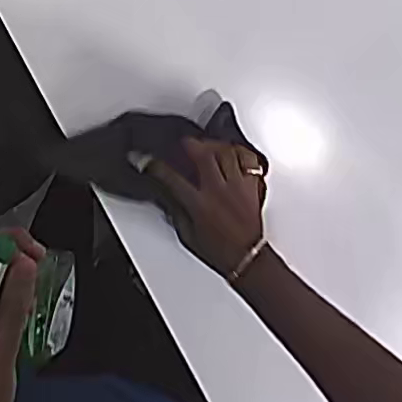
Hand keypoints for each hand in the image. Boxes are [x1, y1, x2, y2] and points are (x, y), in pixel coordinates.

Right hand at [147, 136, 266, 277]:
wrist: (247, 259)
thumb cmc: (220, 251)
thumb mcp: (188, 235)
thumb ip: (178, 211)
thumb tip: (168, 195)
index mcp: (199, 205)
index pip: (172, 178)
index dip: (156, 167)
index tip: (149, 160)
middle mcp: (218, 191)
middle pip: (204, 155)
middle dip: (191, 144)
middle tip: (185, 142)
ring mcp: (237, 186)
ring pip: (227, 152)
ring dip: (214, 145)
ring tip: (208, 144)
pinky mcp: (252, 186)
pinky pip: (248, 160)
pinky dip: (240, 152)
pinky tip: (232, 152)